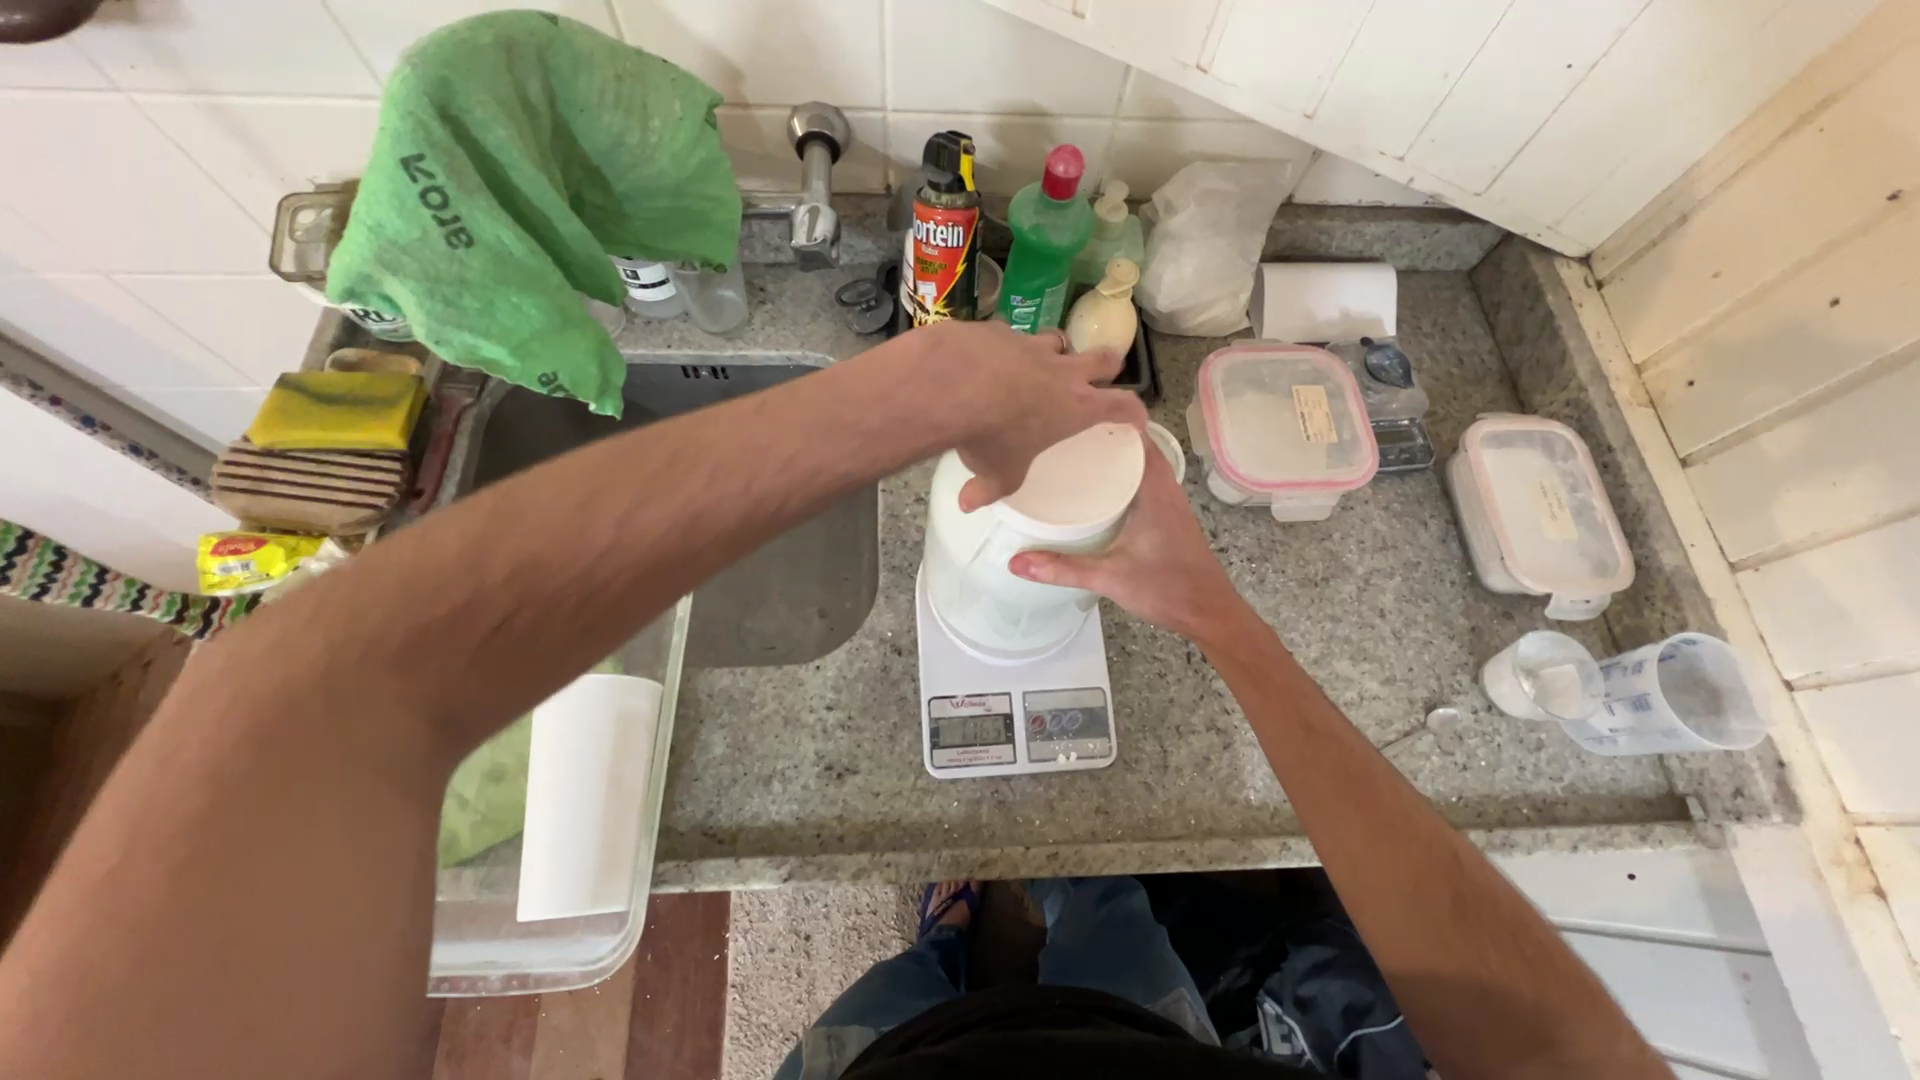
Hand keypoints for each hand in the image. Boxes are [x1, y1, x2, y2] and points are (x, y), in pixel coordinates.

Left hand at [914, 321, 1147, 510]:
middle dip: (1107, 365)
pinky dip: (1007, 348)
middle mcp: (1063, 370)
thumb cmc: (990, 435)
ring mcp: (1033, 344)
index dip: (1134, 412)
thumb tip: (967, 503)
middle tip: (1100, 374)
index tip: (1137, 418)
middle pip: (1104, 357)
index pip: (1123, 405)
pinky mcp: (1001, 330)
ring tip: (1042, 363)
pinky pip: (1012, 336)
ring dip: (1057, 351)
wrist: (952, 384)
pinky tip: (989, 359)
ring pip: (1059, 340)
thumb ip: (988, 488)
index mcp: (1076, 407)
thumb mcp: (996, 472)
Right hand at [1008, 439, 1251, 642]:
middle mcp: (1166, 489)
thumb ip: (1063, 569)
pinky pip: (1143, 485)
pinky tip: (1097, 494)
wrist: (1210, 613)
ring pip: (1140, 467)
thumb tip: (1016, 562)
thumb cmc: (1167, 589)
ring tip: (1074, 458)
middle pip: (1135, 448)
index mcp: (1155, 490)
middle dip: (1103, 439)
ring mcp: (1170, 504)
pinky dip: (1122, 480)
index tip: (1074, 417)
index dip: (1108, 422)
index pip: (1136, 437)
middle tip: (1063, 438)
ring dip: (1114, 460)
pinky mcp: (1168, 520)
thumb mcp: (1109, 577)